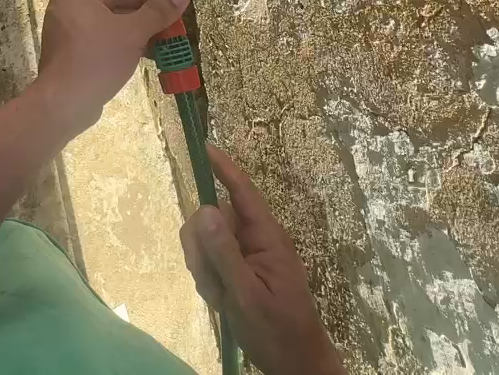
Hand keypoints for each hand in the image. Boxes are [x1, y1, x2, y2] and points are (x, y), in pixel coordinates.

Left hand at [30, 0, 187, 132]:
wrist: (64, 104)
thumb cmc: (97, 59)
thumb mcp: (132, 33)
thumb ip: (157, 12)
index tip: (173, 10)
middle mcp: (67, 9)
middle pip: (115, 8)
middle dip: (145, 22)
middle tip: (172, 32)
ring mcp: (66, 33)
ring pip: (109, 29)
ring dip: (136, 38)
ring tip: (164, 48)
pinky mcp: (69, 55)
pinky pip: (100, 44)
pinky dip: (120, 49)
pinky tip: (143, 59)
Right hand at [182, 144, 343, 374]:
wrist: (296, 368)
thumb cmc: (278, 332)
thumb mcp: (247, 295)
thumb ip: (224, 252)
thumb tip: (205, 208)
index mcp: (267, 236)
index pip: (242, 190)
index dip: (223, 167)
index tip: (203, 146)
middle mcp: (256, 237)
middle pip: (213, 217)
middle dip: (202, 246)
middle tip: (210, 281)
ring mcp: (248, 253)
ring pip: (207, 238)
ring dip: (204, 266)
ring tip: (219, 297)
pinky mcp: (240, 268)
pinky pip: (210, 258)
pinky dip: (208, 277)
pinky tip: (220, 300)